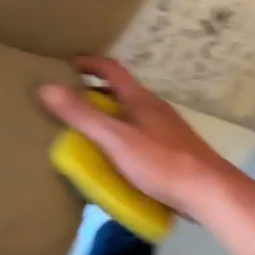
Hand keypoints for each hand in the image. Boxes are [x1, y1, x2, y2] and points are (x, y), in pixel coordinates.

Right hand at [39, 56, 239, 219]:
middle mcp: (153, 108)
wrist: (208, 191)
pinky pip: (137, 139)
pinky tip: (110, 163)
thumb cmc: (161, 161)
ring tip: (82, 135)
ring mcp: (164, 130)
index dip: (88, 63)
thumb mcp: (116, 138)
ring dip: (106, 120)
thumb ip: (83, 115)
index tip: (65, 64)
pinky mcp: (170, 153)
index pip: (111, 69)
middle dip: (93, 95)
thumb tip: (46, 86)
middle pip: (119, 93)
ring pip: (128, 117)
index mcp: (140, 99)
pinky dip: (118, 142)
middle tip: (65, 105)